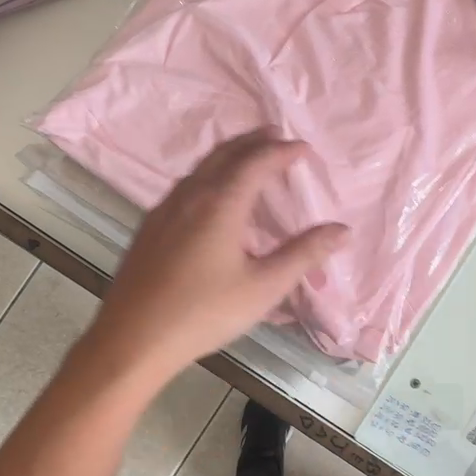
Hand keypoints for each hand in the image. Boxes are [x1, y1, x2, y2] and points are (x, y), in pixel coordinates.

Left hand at [78, 129, 349, 384]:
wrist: (134, 338)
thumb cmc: (205, 313)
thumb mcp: (264, 287)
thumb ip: (303, 255)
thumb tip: (341, 230)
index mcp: (221, 204)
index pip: (256, 162)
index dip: (282, 152)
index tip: (304, 149)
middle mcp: (190, 196)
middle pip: (224, 154)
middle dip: (253, 142)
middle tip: (276, 136)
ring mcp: (164, 210)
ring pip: (200, 168)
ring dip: (228, 156)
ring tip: (248, 159)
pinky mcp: (149, 228)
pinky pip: (184, 186)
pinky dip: (208, 176)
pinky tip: (210, 197)